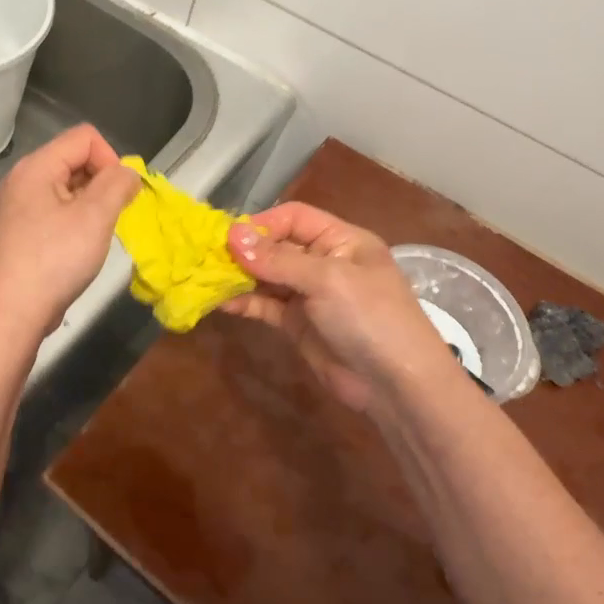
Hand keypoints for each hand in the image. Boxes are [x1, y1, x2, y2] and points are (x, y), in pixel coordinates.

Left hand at [0, 124, 140, 341]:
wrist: (12, 312)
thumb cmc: (55, 259)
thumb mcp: (95, 217)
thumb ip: (117, 185)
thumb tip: (128, 173)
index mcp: (36, 167)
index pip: (84, 137)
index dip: (110, 159)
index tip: (119, 195)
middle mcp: (22, 179)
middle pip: (73, 159)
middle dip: (101, 182)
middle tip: (110, 218)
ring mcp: (17, 206)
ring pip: (66, 187)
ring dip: (90, 205)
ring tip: (94, 235)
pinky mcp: (19, 231)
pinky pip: (54, 211)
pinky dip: (74, 221)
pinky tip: (77, 249)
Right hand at [222, 203, 453, 411]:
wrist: (397, 385)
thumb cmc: (371, 318)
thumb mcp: (327, 280)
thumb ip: (277, 259)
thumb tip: (231, 236)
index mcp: (341, 241)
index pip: (294, 217)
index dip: (262, 223)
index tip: (230, 238)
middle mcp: (324, 262)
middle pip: (275, 245)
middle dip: (244, 250)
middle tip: (208, 257)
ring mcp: (309, 295)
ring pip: (265, 276)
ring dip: (238, 276)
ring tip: (206, 278)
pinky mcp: (297, 323)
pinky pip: (264, 304)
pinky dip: (243, 301)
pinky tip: (219, 301)